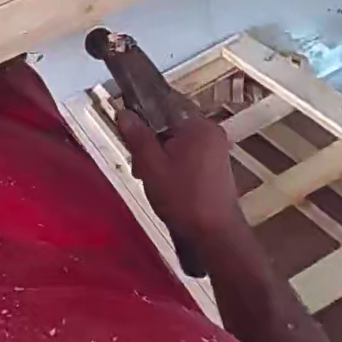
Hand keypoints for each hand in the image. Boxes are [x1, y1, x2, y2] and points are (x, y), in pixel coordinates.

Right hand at [113, 109, 247, 246]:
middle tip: (140, 168)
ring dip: (161, 158)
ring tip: (151, 181)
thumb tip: (124, 112)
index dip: (143, 118)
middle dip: (152, 144)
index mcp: (199, 125)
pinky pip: (189, 156)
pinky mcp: (217, 167)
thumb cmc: (182, 198)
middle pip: (171, 126)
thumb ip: (137, 136)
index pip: (164, 106)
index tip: (130, 136)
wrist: (214, 234)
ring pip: (178, 143)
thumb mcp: (152, 166)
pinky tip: (166, 186)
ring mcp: (217, 149)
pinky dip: (175, 166)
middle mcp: (212, 132)